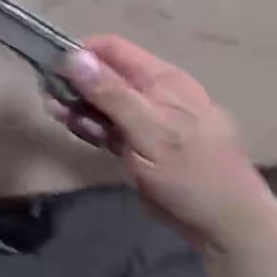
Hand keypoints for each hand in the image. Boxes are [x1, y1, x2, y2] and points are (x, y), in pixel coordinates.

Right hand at [53, 35, 275, 249]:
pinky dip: (91, 126)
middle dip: (75, 82)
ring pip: (103, 102)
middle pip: (104, 75)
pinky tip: (75, 128)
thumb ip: (110, 93)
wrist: (227, 228)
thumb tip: (73, 55)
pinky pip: (110, 126)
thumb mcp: (149, 130)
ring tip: (57, 114)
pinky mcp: (140, 145)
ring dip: (79, 105)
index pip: (112, 49)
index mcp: (161, 79)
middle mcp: (152, 93)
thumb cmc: (192, 173)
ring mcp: (146, 120)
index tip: (52, 68)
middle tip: (49, 97)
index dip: (81, 53)